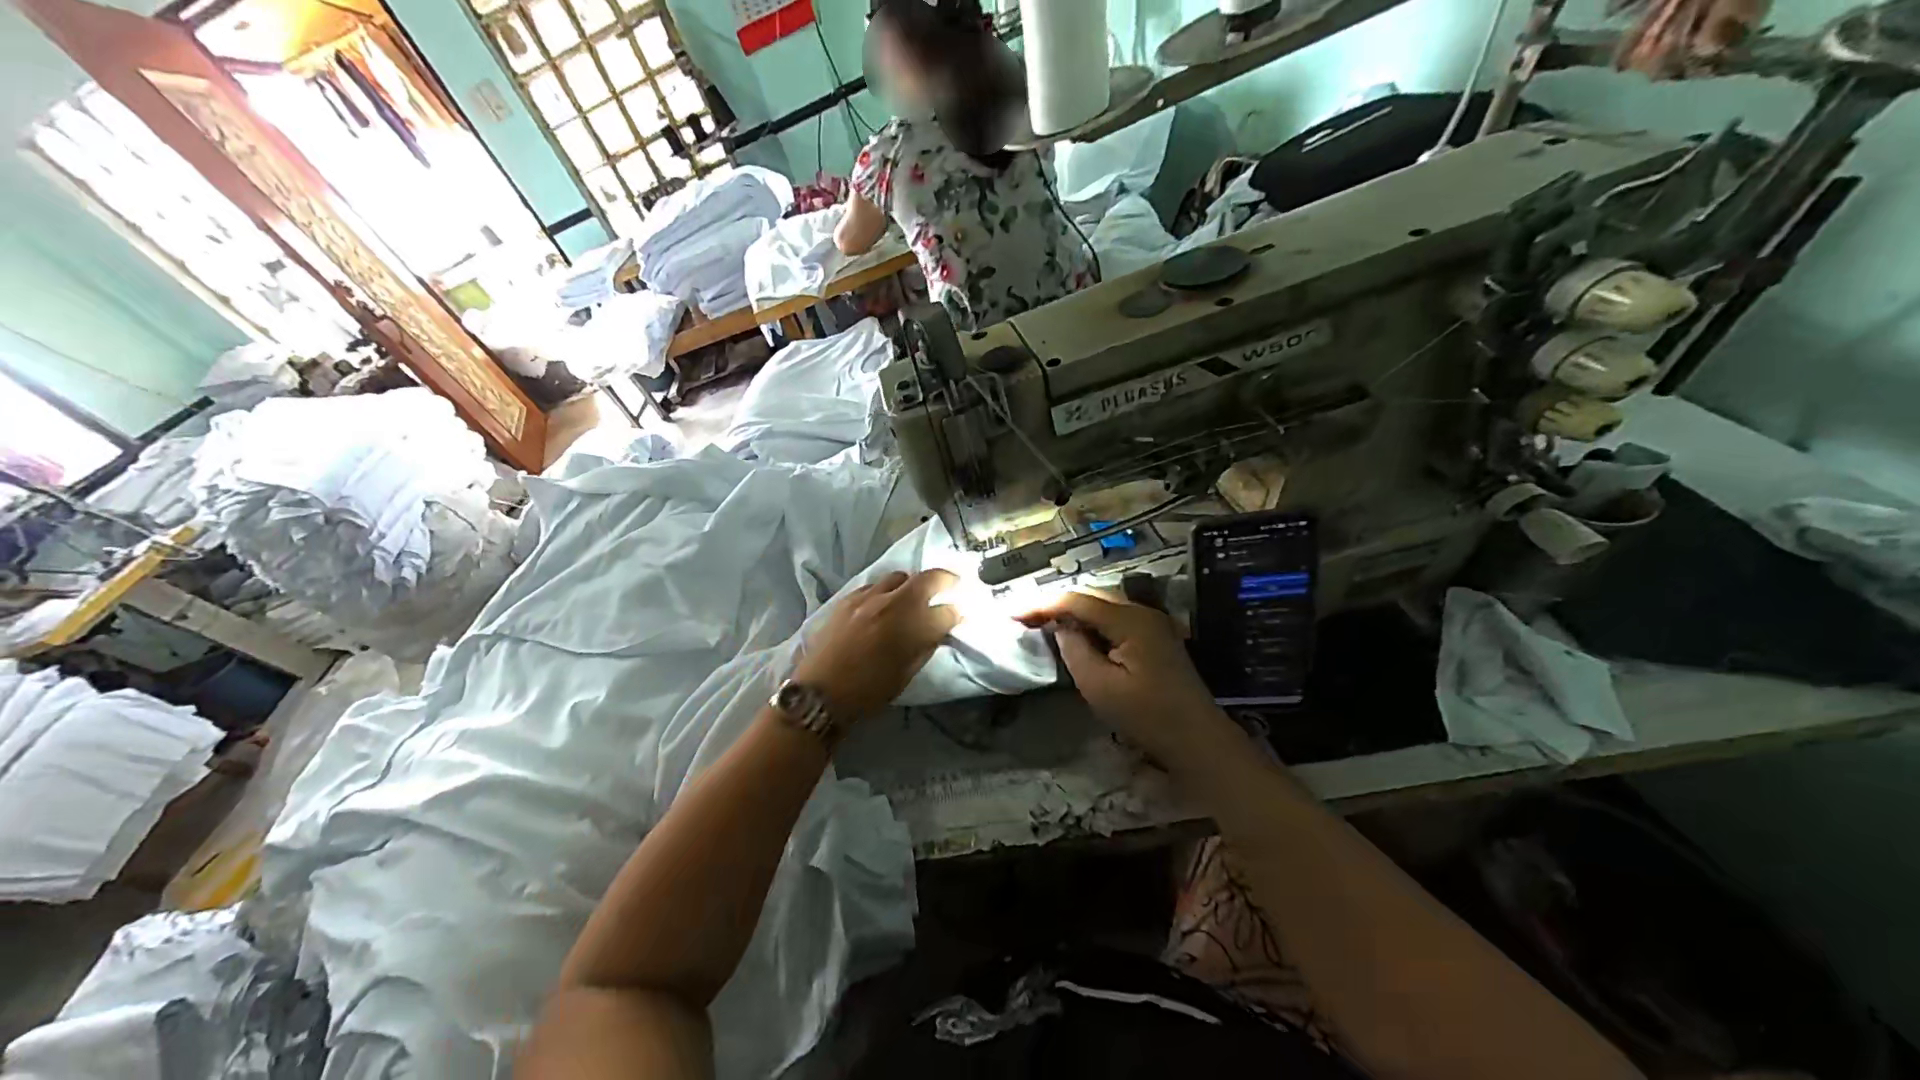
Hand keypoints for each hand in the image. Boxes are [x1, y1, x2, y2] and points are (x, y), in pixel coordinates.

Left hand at [793, 570, 960, 719]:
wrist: (820, 692)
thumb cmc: (868, 691)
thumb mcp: (906, 674)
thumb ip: (925, 647)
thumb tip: (938, 631)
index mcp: (912, 628)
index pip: (946, 611)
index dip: (956, 613)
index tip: (960, 615)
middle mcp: (893, 604)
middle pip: (927, 579)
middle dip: (944, 580)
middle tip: (951, 583)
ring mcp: (868, 598)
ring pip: (899, 577)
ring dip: (912, 583)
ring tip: (913, 595)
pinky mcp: (848, 599)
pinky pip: (874, 585)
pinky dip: (886, 590)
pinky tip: (883, 603)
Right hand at [1017, 592, 1227, 764]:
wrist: (1198, 740)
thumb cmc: (1148, 717)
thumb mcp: (1100, 687)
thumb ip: (1075, 650)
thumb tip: (1061, 627)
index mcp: (1130, 621)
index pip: (1077, 600)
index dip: (1041, 604)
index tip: (1012, 614)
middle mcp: (1143, 612)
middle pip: (1091, 596)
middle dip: (1055, 604)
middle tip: (1023, 618)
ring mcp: (1152, 623)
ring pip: (1103, 606)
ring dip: (1073, 612)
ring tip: (1042, 623)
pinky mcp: (1155, 637)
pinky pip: (1115, 619)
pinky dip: (1091, 622)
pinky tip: (1075, 634)